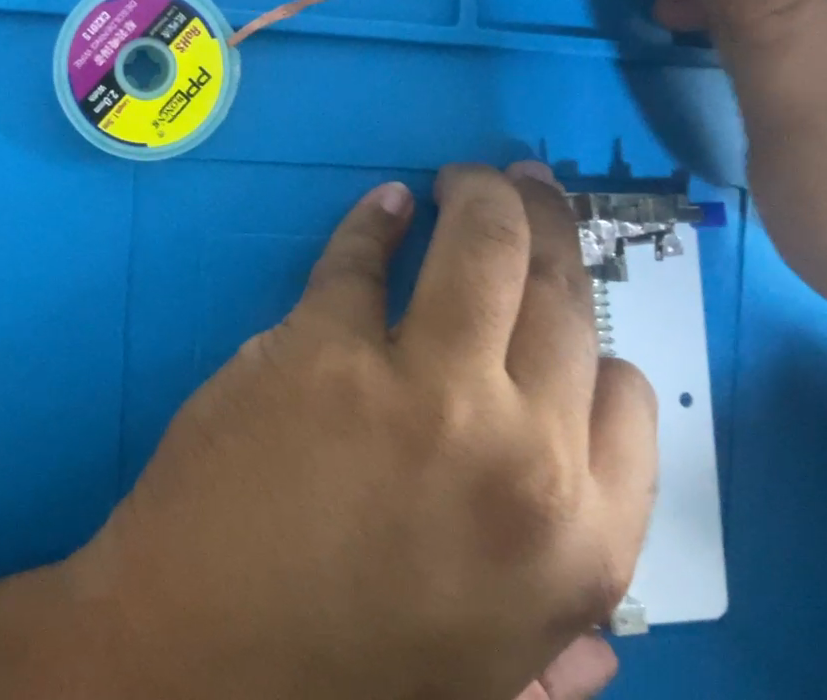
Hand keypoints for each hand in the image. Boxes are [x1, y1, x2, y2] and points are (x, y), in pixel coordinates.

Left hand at [65, 166, 656, 699]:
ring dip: (483, 196)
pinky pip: (360, 260)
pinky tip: (385, 206)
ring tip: (469, 177)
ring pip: (483, 251)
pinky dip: (375, 223)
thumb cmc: (339, 679)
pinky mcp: (319, 349)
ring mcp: (417, 387)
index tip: (561, 313)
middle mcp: (520, 451)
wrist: (194, 662)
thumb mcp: (480, 683)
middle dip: (552, 228)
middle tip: (530, 188)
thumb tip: (602, 650)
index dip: (596, 343)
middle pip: (562, 300)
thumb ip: (552, 650)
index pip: (633, 400)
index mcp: (578, 542)